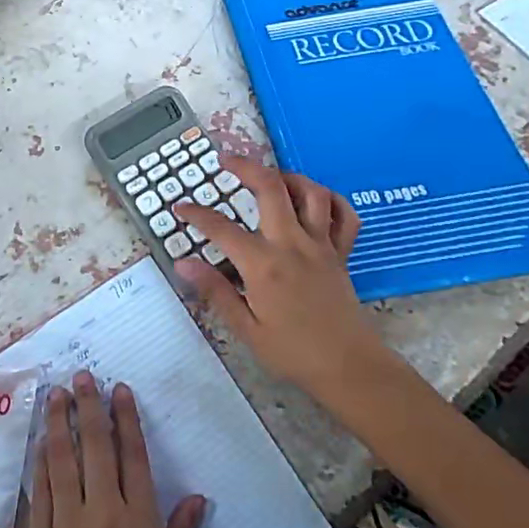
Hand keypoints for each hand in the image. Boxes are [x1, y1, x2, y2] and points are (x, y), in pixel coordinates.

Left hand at [31, 372, 204, 527]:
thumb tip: (197, 497)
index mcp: (140, 521)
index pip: (133, 456)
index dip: (126, 419)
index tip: (118, 390)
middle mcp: (102, 513)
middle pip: (95, 448)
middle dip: (88, 408)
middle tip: (81, 376)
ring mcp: (66, 525)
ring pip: (61, 461)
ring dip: (57, 424)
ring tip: (55, 395)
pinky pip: (39, 492)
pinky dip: (39, 463)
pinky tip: (38, 443)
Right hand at [173, 158, 391, 391]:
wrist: (348, 367)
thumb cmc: (292, 352)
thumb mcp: (245, 328)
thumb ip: (215, 290)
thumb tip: (184, 263)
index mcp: (264, 264)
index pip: (221, 228)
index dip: (196, 214)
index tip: (180, 208)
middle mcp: (292, 244)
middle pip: (270, 189)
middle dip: (245, 167)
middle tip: (226, 160)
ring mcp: (321, 245)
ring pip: (310, 192)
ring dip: (288, 177)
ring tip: (270, 177)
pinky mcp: (341, 253)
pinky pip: (344, 215)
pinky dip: (330, 200)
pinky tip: (314, 200)